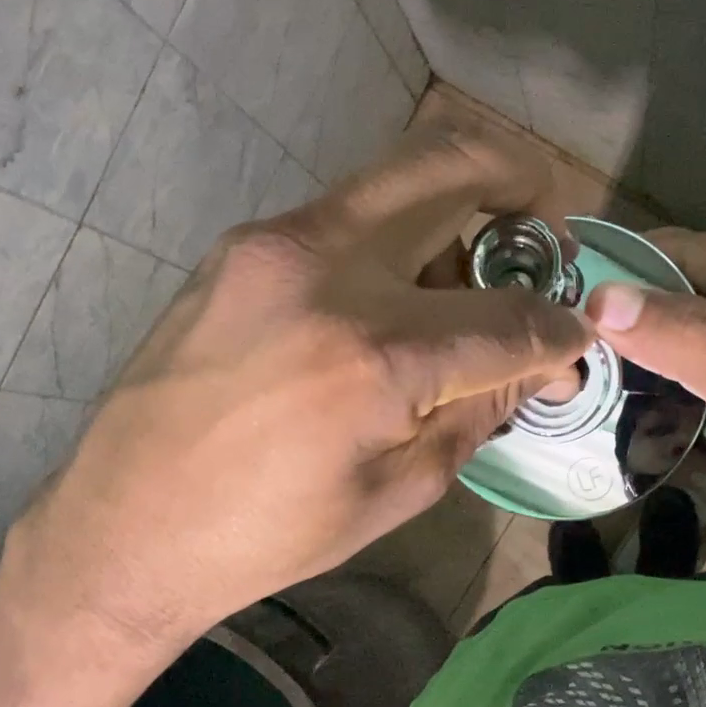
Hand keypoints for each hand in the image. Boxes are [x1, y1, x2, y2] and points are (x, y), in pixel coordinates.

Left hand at [0, 125, 590, 644]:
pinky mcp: (238, 248)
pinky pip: (343, 213)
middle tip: (542, 231)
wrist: (128, 528)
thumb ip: (474, 413)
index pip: (507, 317)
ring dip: (454, 202)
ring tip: (471, 266)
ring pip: (395, 175)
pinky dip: (393, 233)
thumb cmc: (269, 536)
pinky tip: (394, 291)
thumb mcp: (397, 491)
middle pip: (452, 170)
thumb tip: (534, 366)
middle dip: (518, 188)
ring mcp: (272, 244)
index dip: (558, 329)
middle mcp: (327, 271)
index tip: (576, 337)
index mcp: (375, 358)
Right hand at [583, 229, 705, 580]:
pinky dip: (648, 403)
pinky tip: (611, 418)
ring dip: (630, 368)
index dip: (627, 271)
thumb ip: (692, 341)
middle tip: (561, 349)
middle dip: (625, 325)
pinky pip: (680, 389)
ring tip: (575, 383)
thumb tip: (600, 300)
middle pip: (679, 300)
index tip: (560, 301)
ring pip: (674, 348)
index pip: (691, 254)